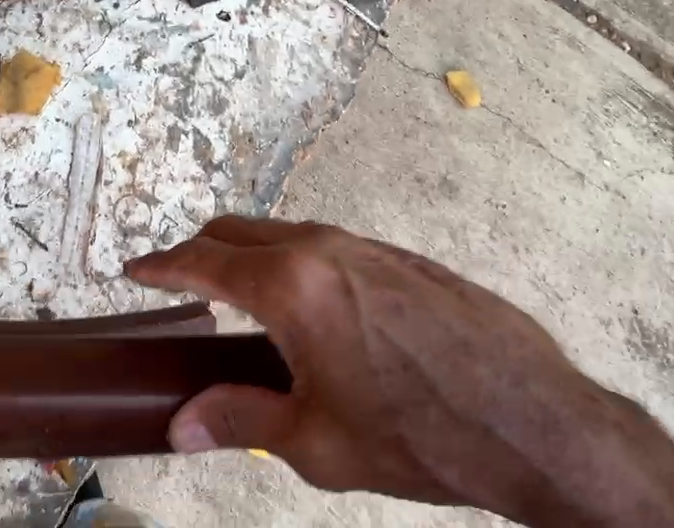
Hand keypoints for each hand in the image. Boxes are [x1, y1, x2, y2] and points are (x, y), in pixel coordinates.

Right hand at [125, 217, 673, 526]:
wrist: (540, 426)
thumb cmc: (417, 436)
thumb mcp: (316, 442)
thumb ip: (238, 420)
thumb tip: (178, 426)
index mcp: (287, 285)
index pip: (201, 260)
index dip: (160, 266)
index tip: (133, 268)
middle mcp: (320, 247)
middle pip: (237, 230)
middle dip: (200, 251)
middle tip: (184, 286)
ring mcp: (366, 245)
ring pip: (284, 234)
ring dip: (252, 256)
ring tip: (248, 301)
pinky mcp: (404, 257)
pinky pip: (329, 247)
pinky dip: (298, 264)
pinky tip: (320, 311)